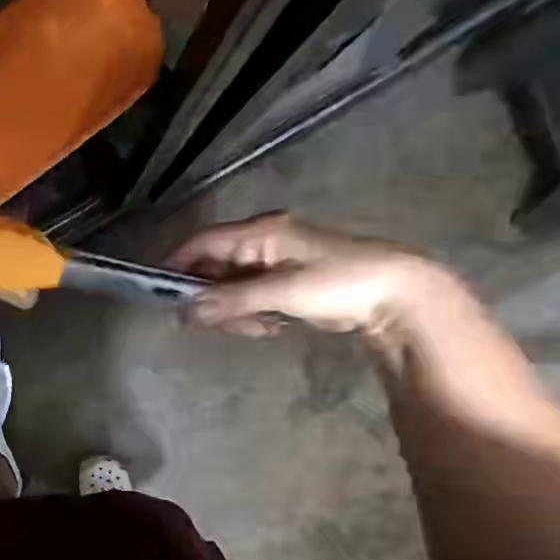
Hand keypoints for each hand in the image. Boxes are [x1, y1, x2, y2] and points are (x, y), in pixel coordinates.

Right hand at [167, 213, 446, 336]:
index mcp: (261, 232)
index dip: (177, 265)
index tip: (161, 295)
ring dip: (234, 312)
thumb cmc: (339, 283)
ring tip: (260, 327)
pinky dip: (252, 314)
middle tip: (222, 325)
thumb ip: (228, 301)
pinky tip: (272, 326)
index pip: (202, 243)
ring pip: (230, 288)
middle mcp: (263, 241)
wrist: (398, 295)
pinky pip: (250, 298)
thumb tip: (184, 312)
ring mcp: (274, 262)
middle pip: (212, 269)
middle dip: (212, 299)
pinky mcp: (285, 281)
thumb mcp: (279, 291)